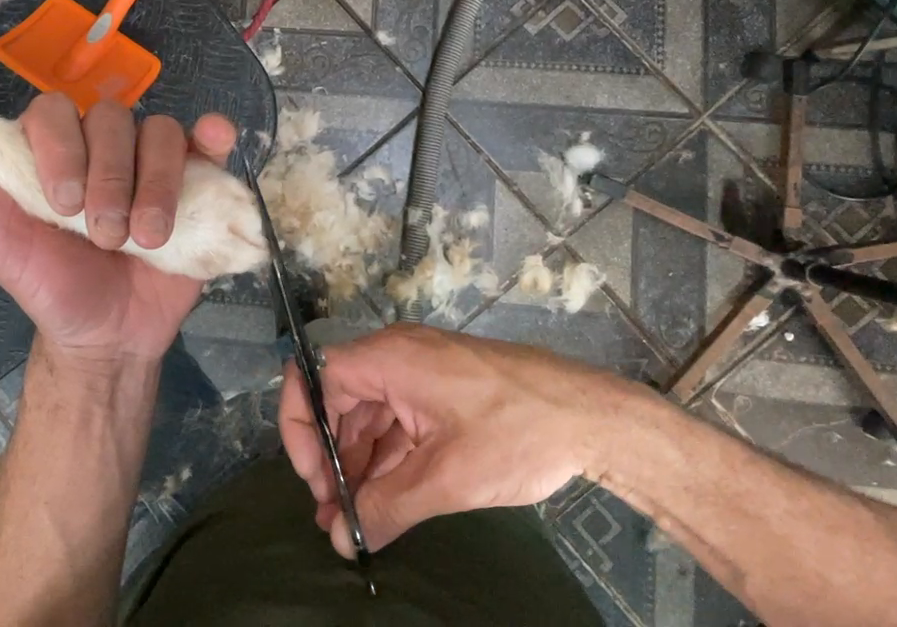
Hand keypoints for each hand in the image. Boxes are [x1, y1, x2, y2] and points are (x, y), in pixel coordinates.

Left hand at [0, 95, 237, 366]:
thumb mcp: (0, 242)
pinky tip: (213, 144)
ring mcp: (151, 160)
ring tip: (147, 238)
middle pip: (114, 119)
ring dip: (156, 182)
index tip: (61, 201)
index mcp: (53, 150)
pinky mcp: (195, 178)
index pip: (55, 111)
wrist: (110, 334)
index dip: (62, 146)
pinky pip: (206, 141)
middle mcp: (103, 145)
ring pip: (160, 132)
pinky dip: (212, 137)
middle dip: (110, 176)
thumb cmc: (52, 285)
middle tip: (104, 234)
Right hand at [279, 323, 647, 556]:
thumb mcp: (445, 478)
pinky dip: (387, 458)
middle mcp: (395, 356)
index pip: (314, 379)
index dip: (302, 430)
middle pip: (339, 401)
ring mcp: (419, 372)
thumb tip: (343, 540)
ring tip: (355, 519)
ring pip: (369, 415)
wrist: (594, 417)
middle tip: (334, 514)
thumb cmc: (516, 434)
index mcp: (388, 358)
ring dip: (359, 465)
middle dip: (332, 458)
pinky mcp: (440, 391)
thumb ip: (387, 507)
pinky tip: (385, 499)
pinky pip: (398, 421)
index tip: (313, 480)